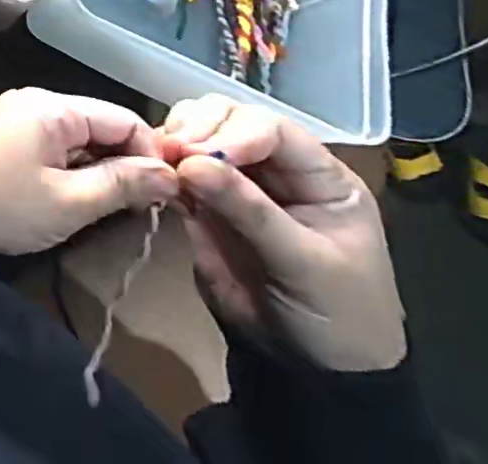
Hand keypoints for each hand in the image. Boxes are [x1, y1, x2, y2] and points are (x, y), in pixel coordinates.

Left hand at [0, 88, 179, 256]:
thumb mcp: (68, 202)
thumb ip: (122, 184)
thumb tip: (170, 174)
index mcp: (53, 107)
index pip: (124, 118)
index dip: (152, 154)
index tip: (167, 196)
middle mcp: (36, 100)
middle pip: (101, 125)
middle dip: (126, 162)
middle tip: (144, 208)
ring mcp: (17, 114)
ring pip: (79, 136)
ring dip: (99, 168)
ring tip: (115, 207)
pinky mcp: (5, 132)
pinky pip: (54, 143)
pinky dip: (72, 167)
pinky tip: (78, 195)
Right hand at [160, 95, 406, 371]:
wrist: (307, 369)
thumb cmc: (335, 316)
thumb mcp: (305, 264)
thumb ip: (250, 210)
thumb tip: (190, 163)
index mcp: (319, 174)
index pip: (273, 128)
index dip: (235, 132)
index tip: (199, 151)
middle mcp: (274, 166)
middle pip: (230, 117)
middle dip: (199, 127)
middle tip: (171, 152)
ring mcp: (235, 180)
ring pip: (198, 131)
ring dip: (174, 137)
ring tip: (159, 159)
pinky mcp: (202, 199)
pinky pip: (176, 166)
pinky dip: (160, 162)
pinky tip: (153, 171)